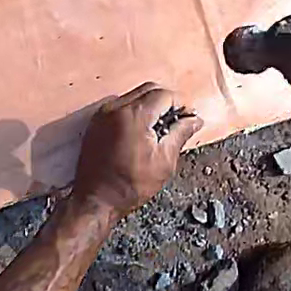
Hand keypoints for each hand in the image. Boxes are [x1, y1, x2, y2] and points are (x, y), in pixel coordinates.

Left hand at [71, 82, 201, 217]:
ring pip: (134, 96)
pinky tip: (141, 133)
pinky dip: (134, 112)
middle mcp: (115, 108)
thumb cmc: (129, 185)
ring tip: (159, 130)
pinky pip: (119, 107)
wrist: (96, 200)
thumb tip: (194, 120)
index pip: (165, 95)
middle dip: (167, 102)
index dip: (182, 105)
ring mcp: (102, 114)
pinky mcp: (95, 123)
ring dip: (150, 106)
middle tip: (177, 122)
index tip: (189, 119)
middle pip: (149, 90)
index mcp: (134, 115)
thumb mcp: (164, 161)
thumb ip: (181, 134)